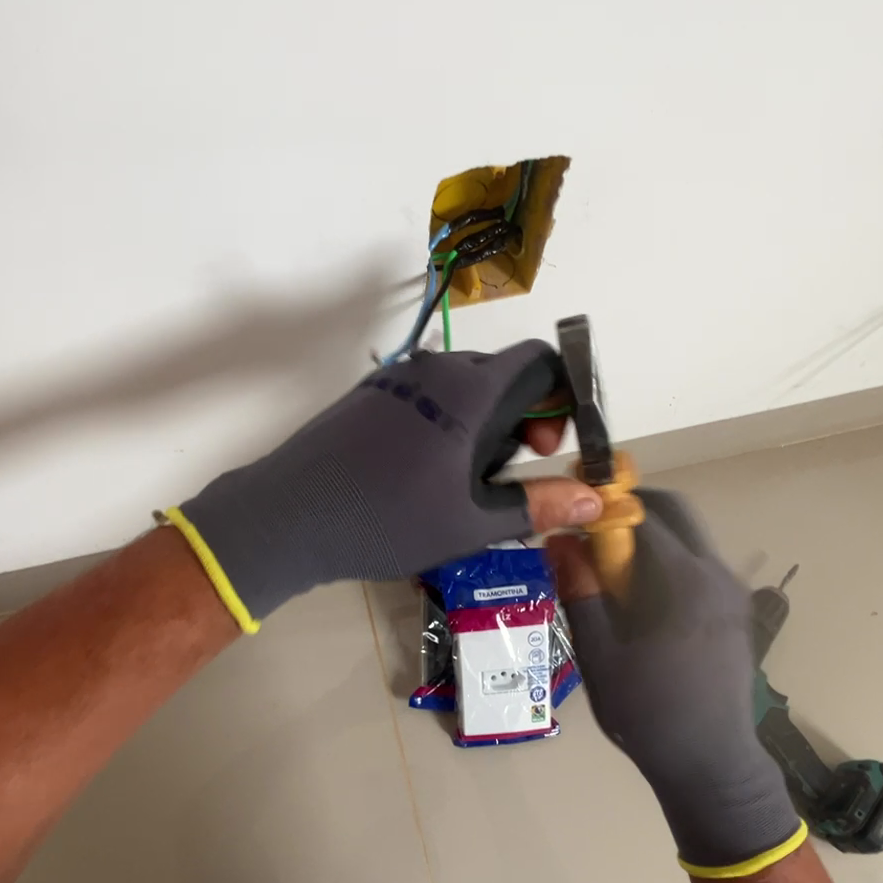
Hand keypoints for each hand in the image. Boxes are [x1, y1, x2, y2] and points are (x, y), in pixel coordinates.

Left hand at [171, 341, 602, 630]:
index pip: (540, 360)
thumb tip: (595, 500)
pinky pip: (424, 396)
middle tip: (503, 474)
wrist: (287, 517)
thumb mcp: (469, 522)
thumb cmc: (386, 521)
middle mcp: (434, 368)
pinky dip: (443, 423)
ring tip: (460, 482)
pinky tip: (420, 474)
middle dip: (520, 418)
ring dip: (481, 424)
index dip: (560, 400)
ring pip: (461, 386)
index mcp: (469, 388)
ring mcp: (395, 379)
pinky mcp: (366, 396)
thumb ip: (536, 505)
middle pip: (502, 373)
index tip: (543, 448)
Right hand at [547, 489, 804, 875]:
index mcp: (684, 582)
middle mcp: (716, 574)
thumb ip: (581, 593)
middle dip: (630, 508)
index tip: (570, 512)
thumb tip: (558, 540)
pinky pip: (697, 563)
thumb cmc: (648, 714)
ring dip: (648, 536)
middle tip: (589, 531)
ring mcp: (732, 592)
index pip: (642, 514)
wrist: (712, 765)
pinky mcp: (735, 610)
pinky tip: (638, 598)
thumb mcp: (600, 656)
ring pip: (688, 536)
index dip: (601, 505)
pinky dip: (665, 559)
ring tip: (608, 569)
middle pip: (675, 512)